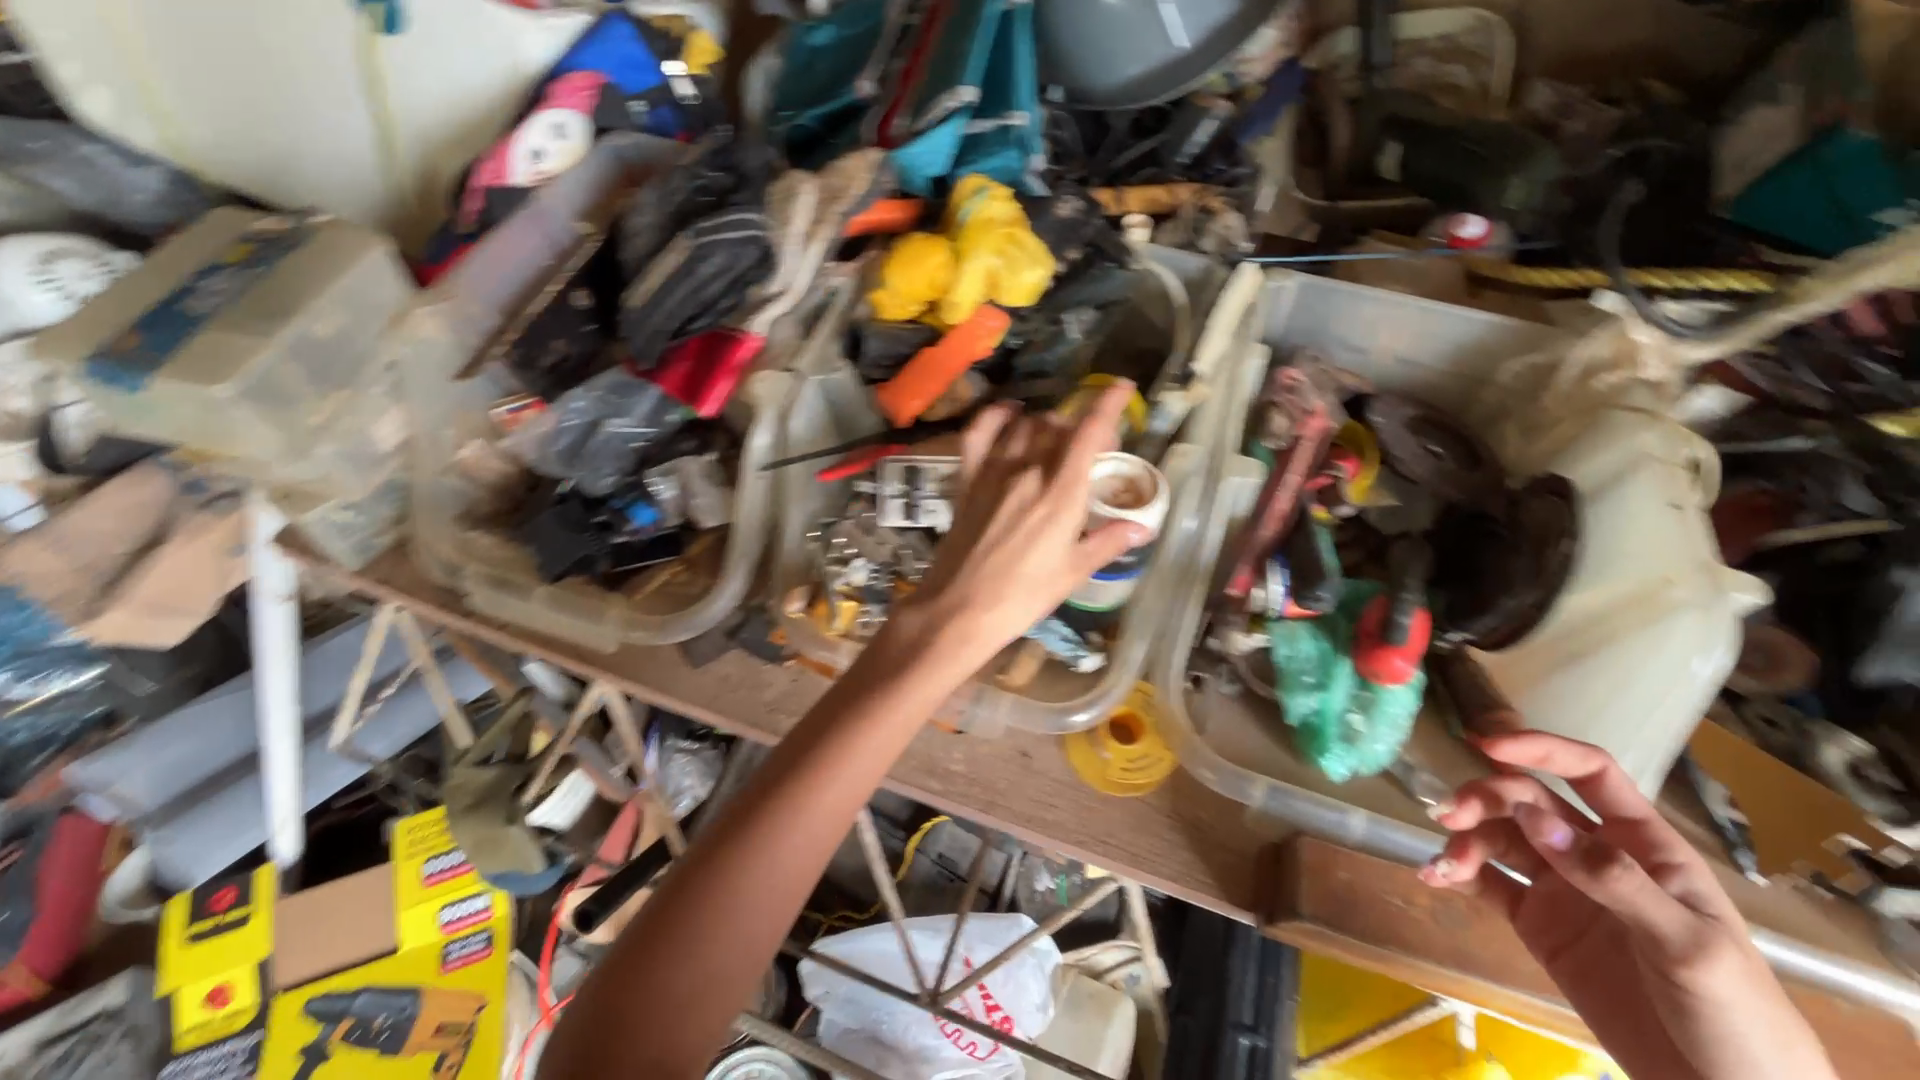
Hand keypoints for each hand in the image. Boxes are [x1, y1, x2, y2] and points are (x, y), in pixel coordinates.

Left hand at [885, 382, 1152, 674]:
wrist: (960, 608)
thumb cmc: (1023, 596)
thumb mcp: (1074, 572)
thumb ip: (1108, 542)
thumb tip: (1143, 527)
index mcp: (1061, 493)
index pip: (1089, 433)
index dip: (1108, 404)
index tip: (1121, 387)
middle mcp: (1028, 471)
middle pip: (1058, 426)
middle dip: (1081, 424)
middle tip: (1093, 446)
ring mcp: (993, 472)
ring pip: (1024, 425)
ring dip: (1046, 423)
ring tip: (1058, 437)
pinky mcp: (967, 480)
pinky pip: (979, 433)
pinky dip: (996, 415)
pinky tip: (1009, 413)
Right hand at [1420, 732, 1835, 1079]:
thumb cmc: (1732, 1010)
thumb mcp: (1685, 945)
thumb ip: (1611, 878)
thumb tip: (1534, 818)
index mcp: (1643, 846)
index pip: (1590, 775)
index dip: (1541, 749)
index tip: (1487, 742)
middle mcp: (1595, 855)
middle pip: (1529, 802)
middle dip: (1485, 798)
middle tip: (1447, 814)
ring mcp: (1563, 890)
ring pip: (1501, 839)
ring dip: (1466, 838)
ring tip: (1445, 862)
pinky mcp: (1538, 925)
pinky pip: (1489, 884)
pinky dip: (1458, 873)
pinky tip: (1435, 877)